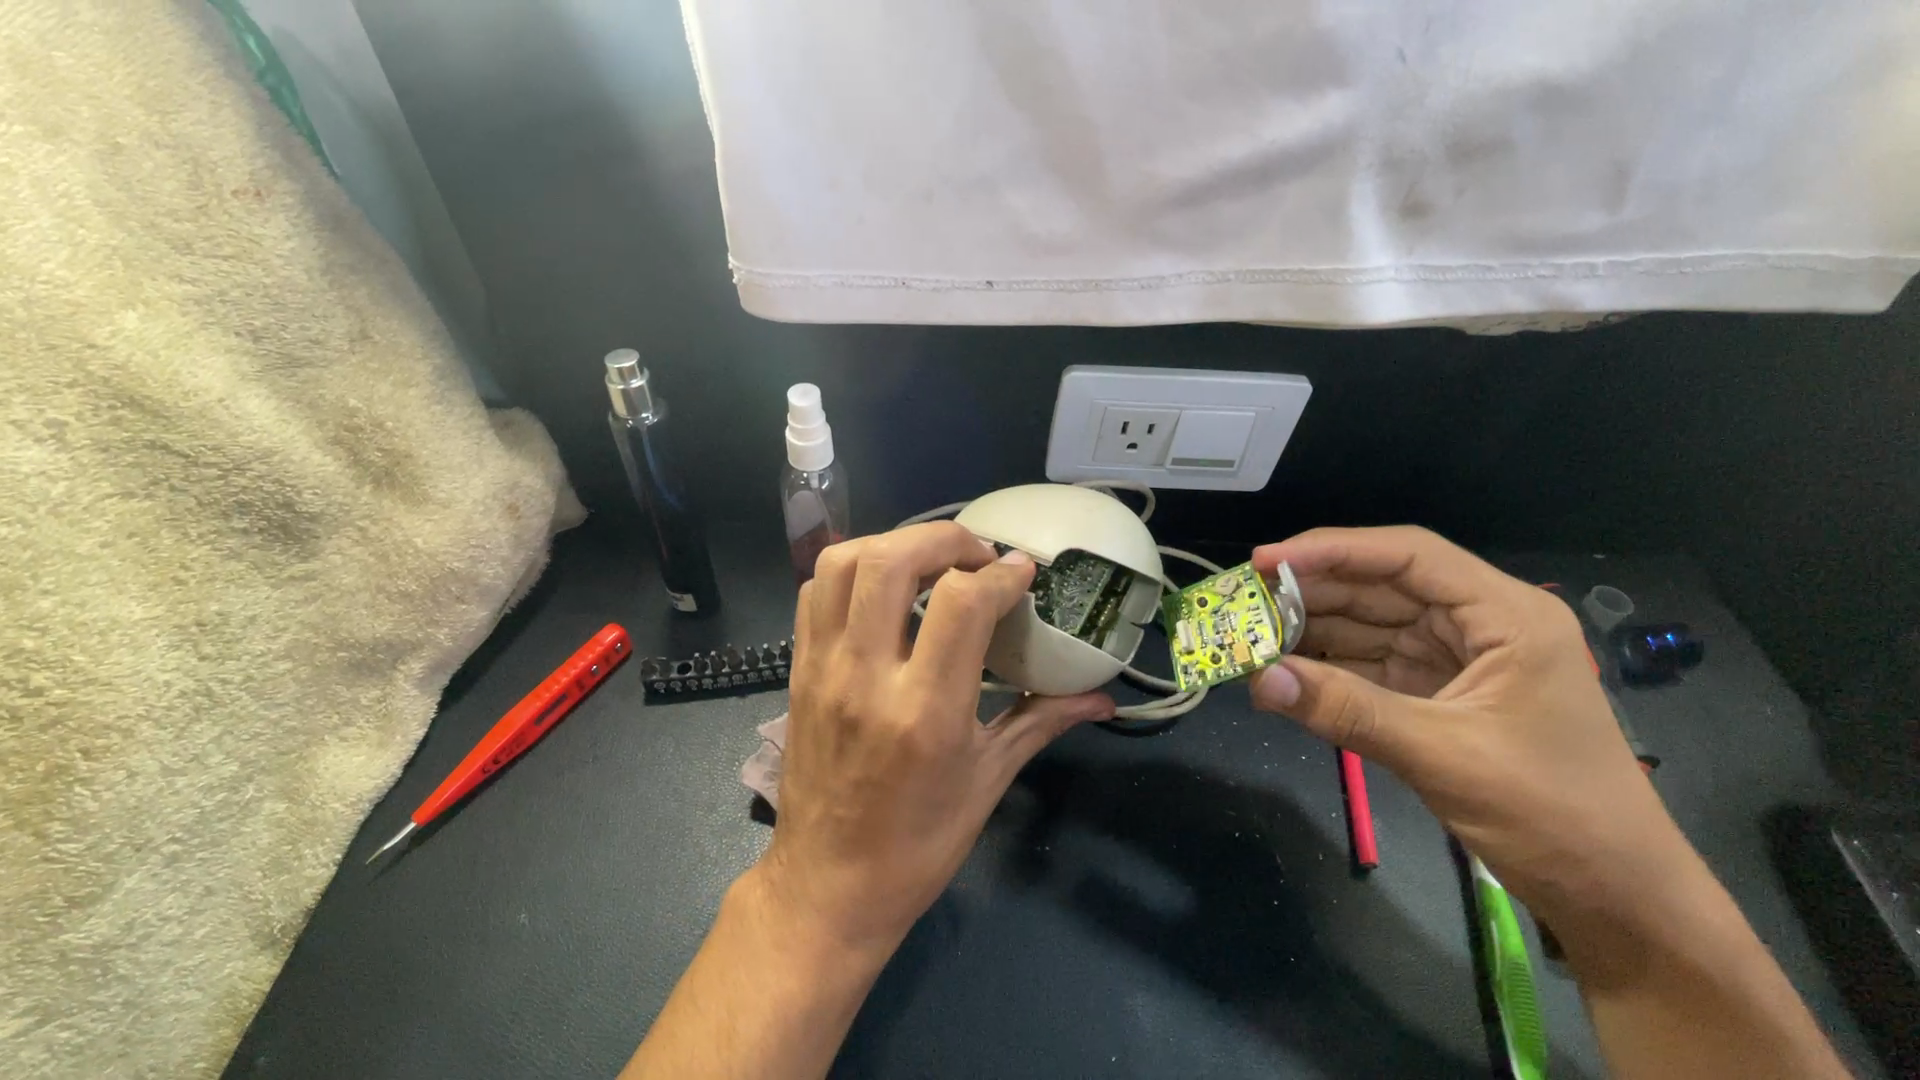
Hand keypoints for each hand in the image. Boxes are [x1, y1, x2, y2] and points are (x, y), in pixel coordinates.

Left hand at [756, 522, 1114, 954]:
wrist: (826, 886)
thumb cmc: (918, 845)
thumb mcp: (988, 782)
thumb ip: (1042, 721)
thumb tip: (1103, 696)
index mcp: (926, 712)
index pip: (962, 602)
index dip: (1001, 574)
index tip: (1022, 574)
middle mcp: (866, 678)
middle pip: (891, 561)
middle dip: (945, 538)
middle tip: (978, 556)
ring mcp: (823, 669)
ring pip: (843, 564)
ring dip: (893, 544)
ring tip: (930, 562)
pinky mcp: (797, 670)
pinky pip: (815, 593)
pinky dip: (852, 570)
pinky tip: (884, 589)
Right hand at [1248, 526, 1679, 923]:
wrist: (1615, 895)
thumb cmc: (1552, 814)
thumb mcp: (1444, 756)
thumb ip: (1347, 711)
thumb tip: (1257, 680)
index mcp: (1506, 617)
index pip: (1410, 556)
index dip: (1333, 550)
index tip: (1266, 561)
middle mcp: (1483, 625)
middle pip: (1385, 586)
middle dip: (1314, 591)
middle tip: (1244, 602)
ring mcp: (1462, 660)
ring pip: (1374, 625)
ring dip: (1315, 629)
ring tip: (1251, 634)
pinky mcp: (1443, 695)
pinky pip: (1376, 666)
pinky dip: (1331, 667)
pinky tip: (1286, 669)